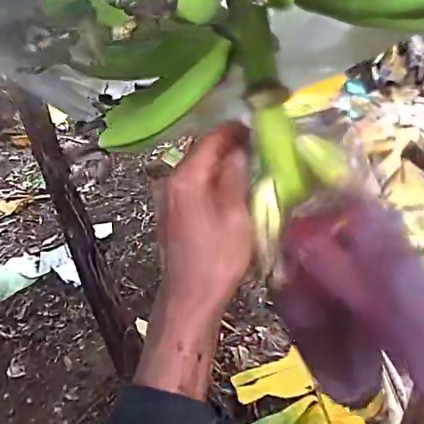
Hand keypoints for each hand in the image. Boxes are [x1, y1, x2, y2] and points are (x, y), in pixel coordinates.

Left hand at [152, 120, 254, 329]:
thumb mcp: (237, 215)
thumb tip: (241, 149)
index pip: (210, 139)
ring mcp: (167, 198)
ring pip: (196, 168)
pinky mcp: (170, 212)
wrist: (190, 298)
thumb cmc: (217, 260)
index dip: (234, 130)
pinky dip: (211, 180)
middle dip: (228, 144)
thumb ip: (237, 176)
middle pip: (200, 151)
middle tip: (257, 143)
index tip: (256, 126)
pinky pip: (192, 184)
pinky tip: (230, 187)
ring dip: (220, 163)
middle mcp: (170, 182)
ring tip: (249, 163)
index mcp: (186, 178)